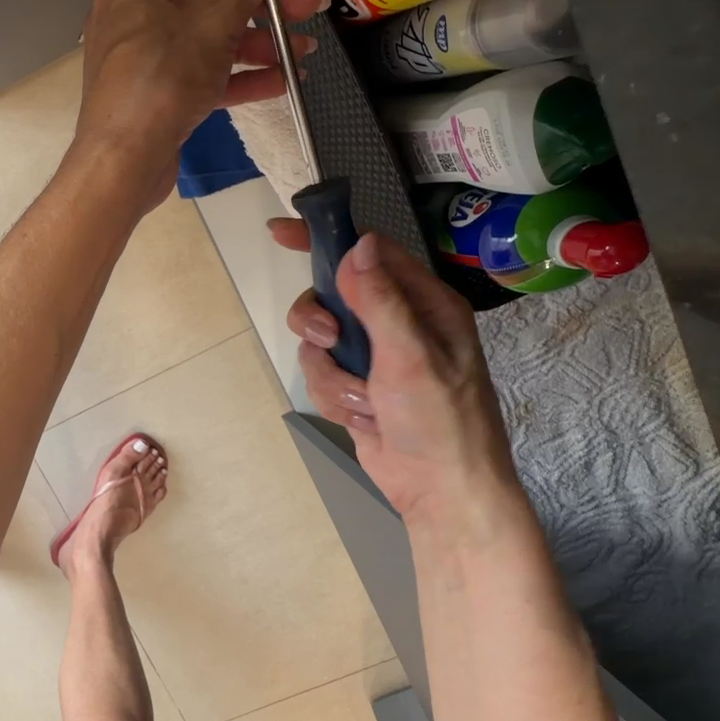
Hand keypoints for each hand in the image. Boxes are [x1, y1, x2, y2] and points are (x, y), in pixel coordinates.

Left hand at [70, 0, 328, 201]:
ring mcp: (144, 55)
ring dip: (260, 39)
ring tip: (299, 49)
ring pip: (211, 32)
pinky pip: (204, 72)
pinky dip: (239, 75)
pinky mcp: (156, 92)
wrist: (122, 165)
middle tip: (305, 4)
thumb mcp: (218, 16)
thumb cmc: (155, 85)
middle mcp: (134, 12)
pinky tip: (278, 81)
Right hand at [269, 220, 520, 523]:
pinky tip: (363, 417)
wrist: (438, 488)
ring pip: (316, 343)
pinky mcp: (354, 386)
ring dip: (332, 376)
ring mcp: (372, 357)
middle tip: (327, 341)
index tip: (280, 232)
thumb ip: (380, 301)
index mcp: (423, 303)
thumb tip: (357, 245)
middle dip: (320, 324)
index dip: (325, 239)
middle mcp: (396, 323)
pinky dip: (334, 398)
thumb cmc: (440, 419)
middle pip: (329, 298)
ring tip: (365, 401)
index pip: (368, 254)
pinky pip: (319, 376)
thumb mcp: (411, 355)